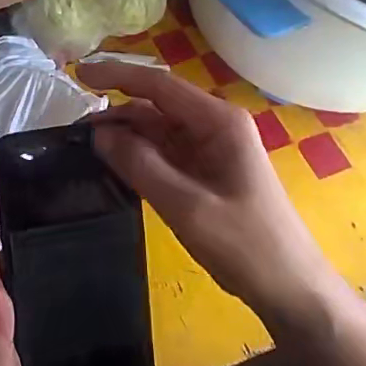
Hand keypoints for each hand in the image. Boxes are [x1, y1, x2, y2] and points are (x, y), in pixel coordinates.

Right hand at [76, 61, 357, 326]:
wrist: (292, 290)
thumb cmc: (246, 246)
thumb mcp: (187, 207)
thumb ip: (140, 165)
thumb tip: (99, 133)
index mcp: (219, 122)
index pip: (160, 85)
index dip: (118, 75)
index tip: (79, 74)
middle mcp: (215, 126)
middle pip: (156, 105)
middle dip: (116, 111)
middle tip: (74, 128)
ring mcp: (211, 148)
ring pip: (157, 129)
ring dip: (125, 134)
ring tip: (85, 146)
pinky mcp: (206, 171)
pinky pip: (164, 151)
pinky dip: (137, 153)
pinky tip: (113, 163)